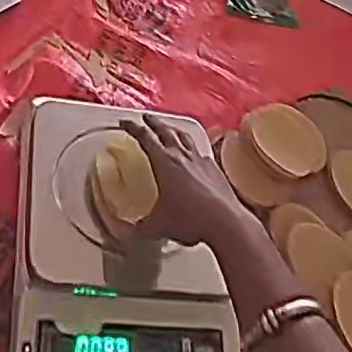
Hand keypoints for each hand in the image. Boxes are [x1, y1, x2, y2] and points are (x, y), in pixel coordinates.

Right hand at [120, 116, 251, 247]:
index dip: (133, 128)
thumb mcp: (160, 225)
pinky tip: (195, 153)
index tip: (126, 122)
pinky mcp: (214, 168)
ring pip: (184, 136)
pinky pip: (201, 151)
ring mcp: (200, 159)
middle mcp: (181, 154)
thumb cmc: (190, 218)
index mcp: (163, 161)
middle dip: (154, 122)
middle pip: (165, 130)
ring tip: (170, 128)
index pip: (144, 137)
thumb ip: (144, 228)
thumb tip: (131, 234)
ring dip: (174, 129)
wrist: (225, 220)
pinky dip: (194, 148)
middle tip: (147, 117)